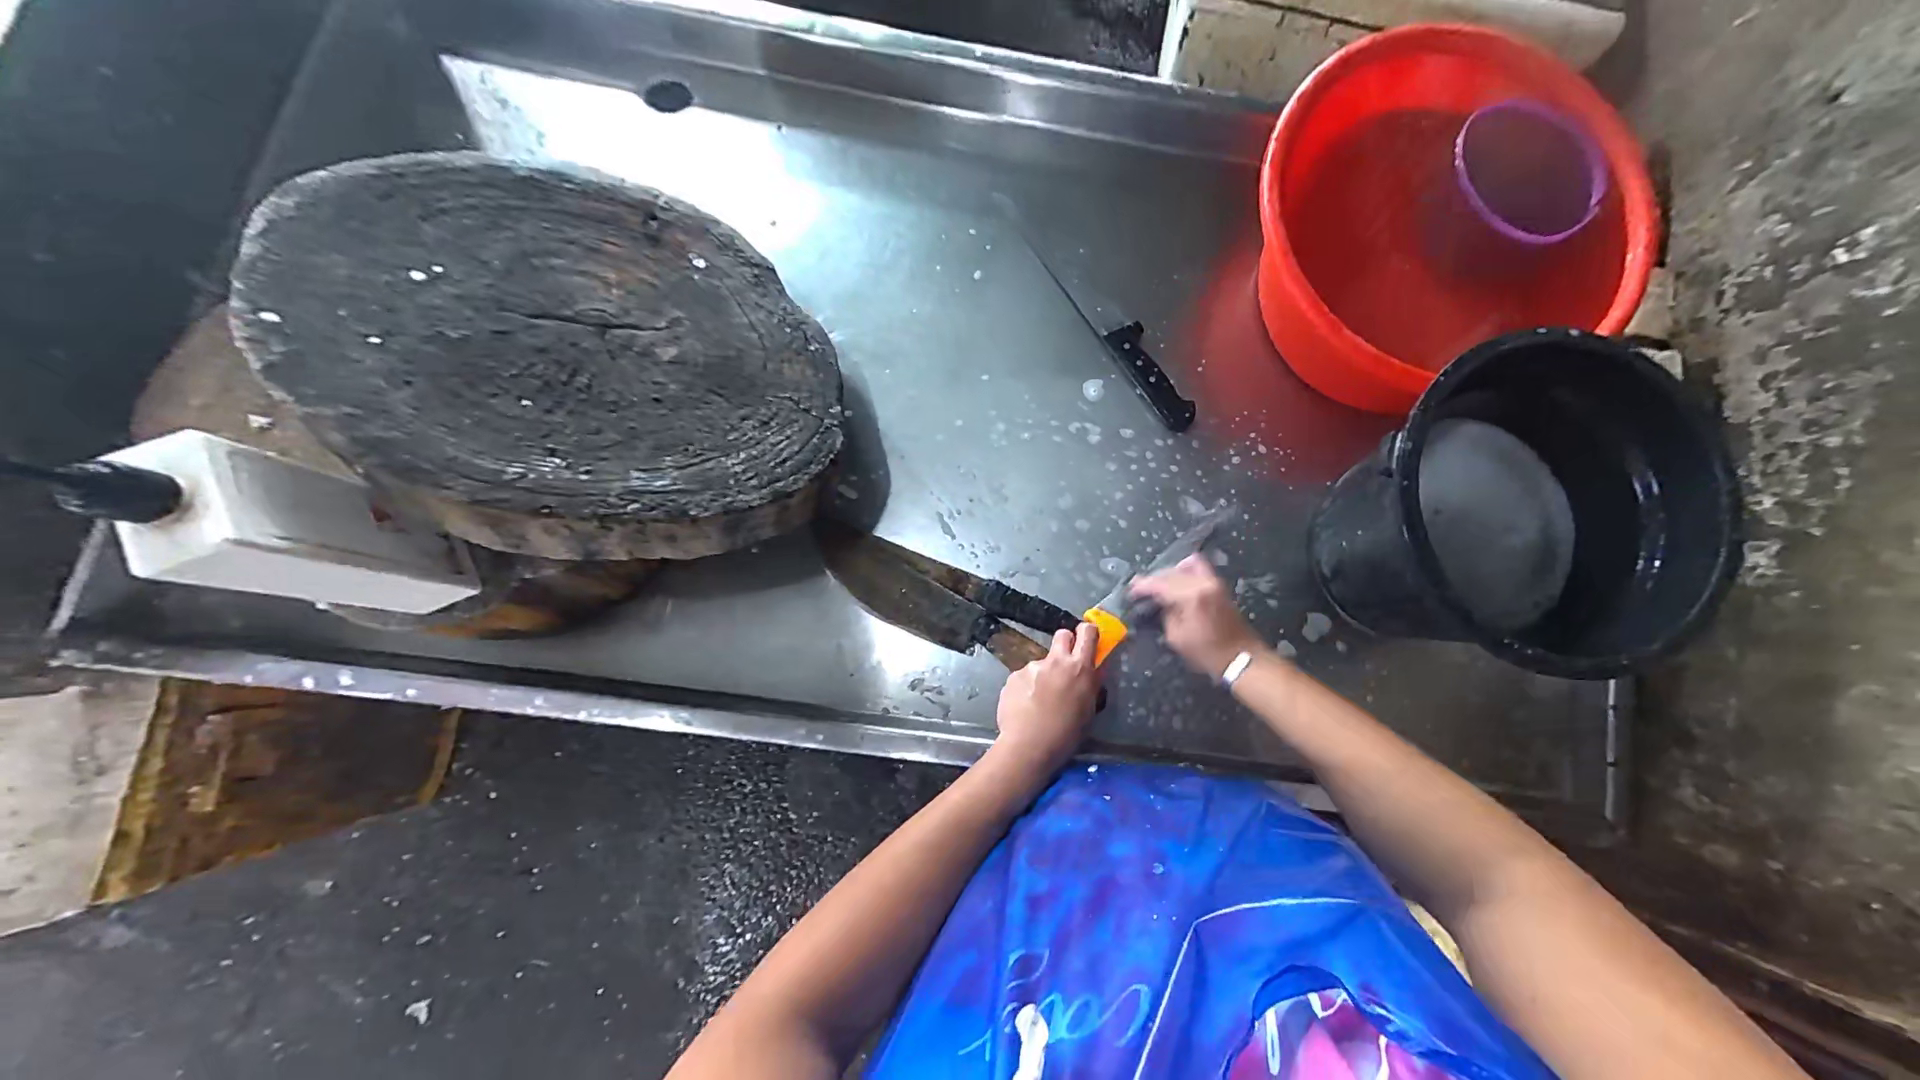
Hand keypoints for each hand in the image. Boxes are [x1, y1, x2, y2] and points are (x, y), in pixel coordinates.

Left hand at [990, 622, 1098, 778]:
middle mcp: (1056, 661)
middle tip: (1064, 664)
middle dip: (1065, 644)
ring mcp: (1032, 666)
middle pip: (1062, 635)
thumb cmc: (1067, 733)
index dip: (1087, 632)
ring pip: (1041, 662)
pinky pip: (1024, 677)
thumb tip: (1094, 670)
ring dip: (1043, 674)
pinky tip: (1025, 706)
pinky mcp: (1014, 676)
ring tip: (1039, 701)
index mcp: (1080, 668)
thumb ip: (1090, 684)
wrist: (1029, 745)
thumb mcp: (1089, 709)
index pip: (1088, 633)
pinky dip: (1026, 687)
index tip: (1086, 639)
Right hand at [1128, 554, 1266, 678]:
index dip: (1143, 586)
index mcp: (1191, 596)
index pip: (1160, 583)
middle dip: (1154, 579)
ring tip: (1159, 586)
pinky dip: (1185, 570)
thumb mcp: (1176, 637)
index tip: (1131, 590)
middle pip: (1171, 573)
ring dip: (1169, 574)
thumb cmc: (1207, 652)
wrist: (1241, 657)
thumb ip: (1166, 614)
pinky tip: (1177, 579)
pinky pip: (1199, 568)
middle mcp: (1203, 583)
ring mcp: (1214, 582)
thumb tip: (1161, 602)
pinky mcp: (1219, 585)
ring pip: (1185, 567)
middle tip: (1141, 589)